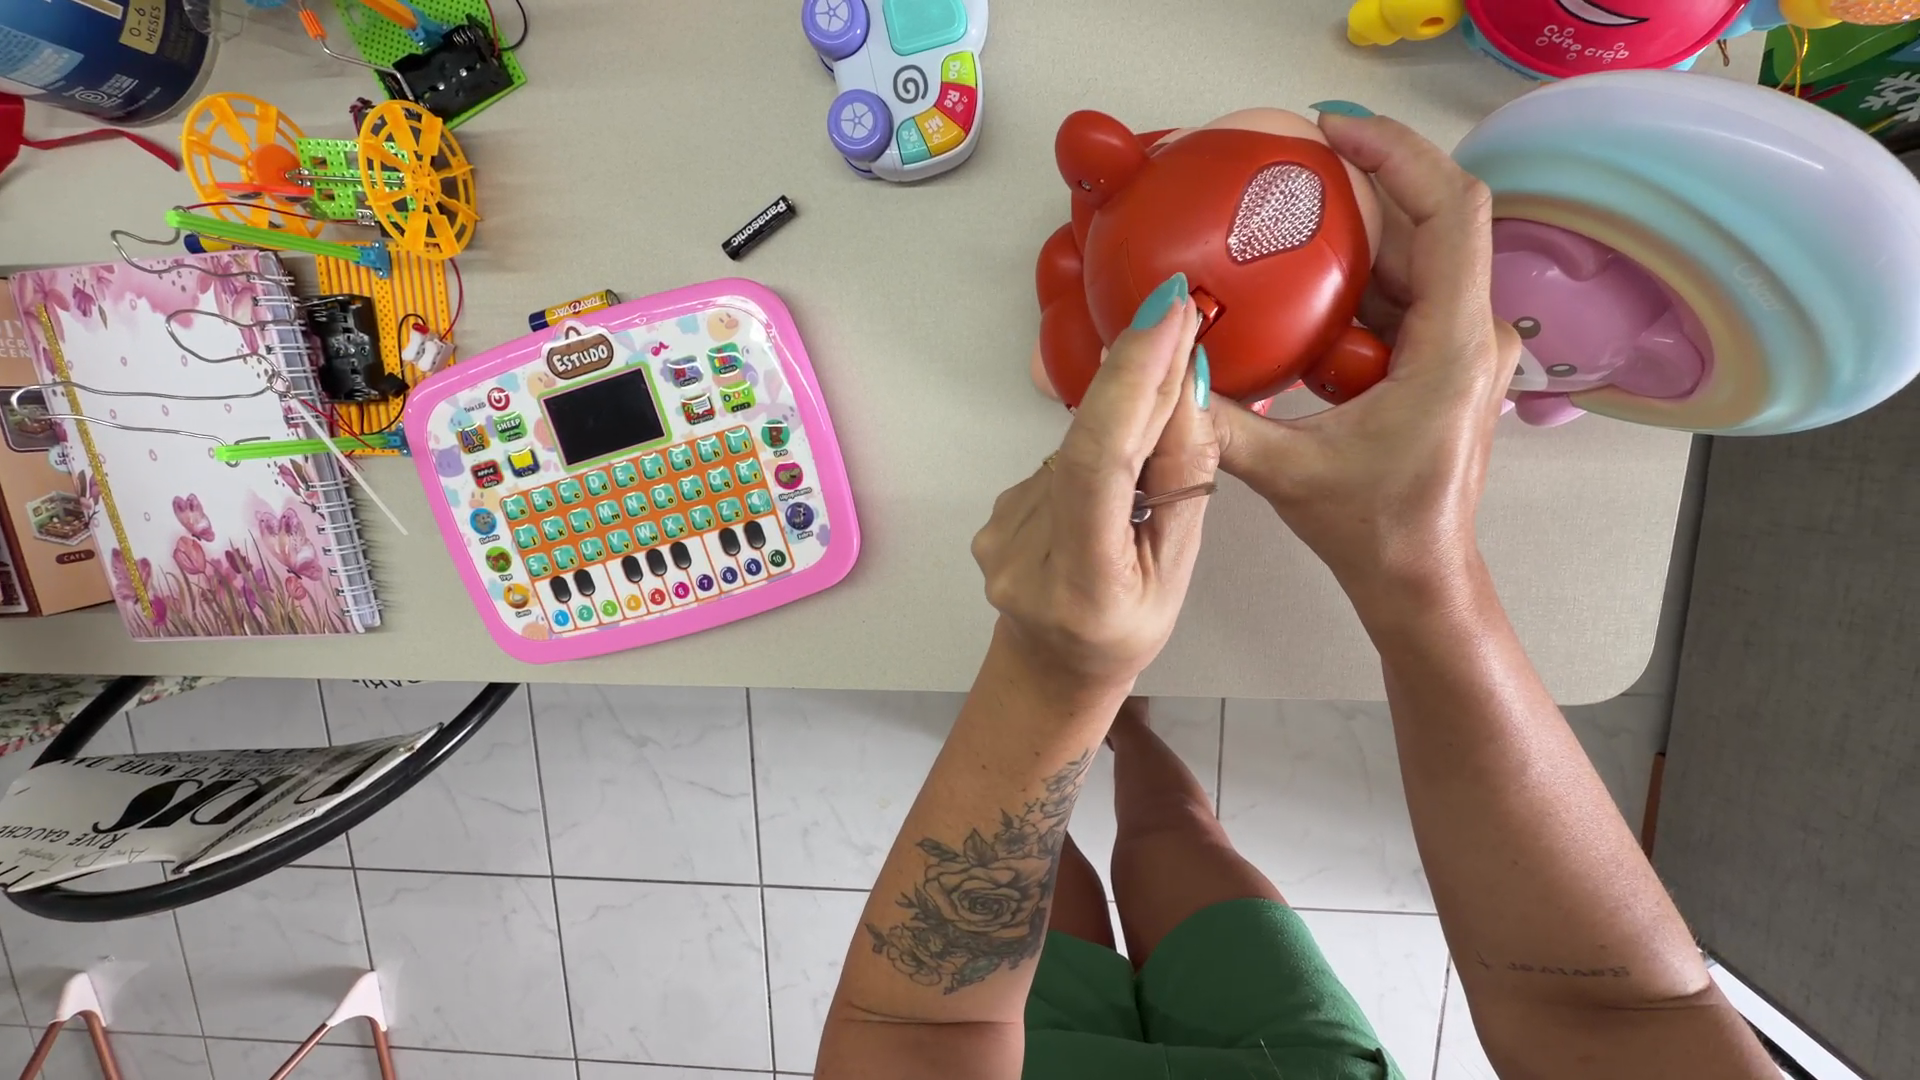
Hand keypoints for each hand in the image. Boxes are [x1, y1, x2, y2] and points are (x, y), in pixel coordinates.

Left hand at [972, 280, 1216, 696]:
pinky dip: (1092, 453)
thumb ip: (1179, 485)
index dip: (1129, 384)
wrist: (1050, 666)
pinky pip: (1055, 464)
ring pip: (1071, 451)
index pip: (1095, 465)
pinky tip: (1110, 484)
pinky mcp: (991, 516)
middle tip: (1176, 318)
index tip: (1166, 316)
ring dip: (1119, 428)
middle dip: (1136, 381)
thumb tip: (1184, 391)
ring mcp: (996, 535)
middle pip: (1083, 446)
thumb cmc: (1127, 631)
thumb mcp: (1175, 571)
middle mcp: (1021, 555)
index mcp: (1078, 585)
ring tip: (1150, 461)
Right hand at [1214, 113, 1517, 604]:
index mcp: (1451, 349)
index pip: (1450, 212)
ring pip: (1417, 260)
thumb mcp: (1286, 473)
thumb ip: (1220, 424)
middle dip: (1368, 187)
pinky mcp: (1437, 364)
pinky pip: (1402, 298)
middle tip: (1295, 173)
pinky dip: (1357, 280)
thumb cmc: (1373, 529)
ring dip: (1360, 235)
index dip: (1398, 156)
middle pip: (1432, 224)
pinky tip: (1304, 288)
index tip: (1335, 134)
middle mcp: (1471, 336)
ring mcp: (1458, 350)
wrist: (1416, 575)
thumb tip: (1165, 378)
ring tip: (1293, 220)